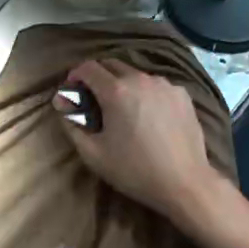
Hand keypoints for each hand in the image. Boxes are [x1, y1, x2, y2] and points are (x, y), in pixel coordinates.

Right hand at [56, 60, 222, 226]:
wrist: (185, 183)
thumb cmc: (135, 170)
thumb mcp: (94, 155)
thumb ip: (73, 125)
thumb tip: (63, 104)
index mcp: (116, 90)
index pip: (88, 67)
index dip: (75, 75)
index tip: (72, 89)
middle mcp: (140, 78)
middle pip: (112, 65)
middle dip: (98, 77)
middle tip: (95, 99)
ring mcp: (164, 83)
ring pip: (135, 75)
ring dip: (124, 85)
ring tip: (125, 110)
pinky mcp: (181, 93)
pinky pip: (156, 86)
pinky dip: (146, 94)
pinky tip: (150, 117)